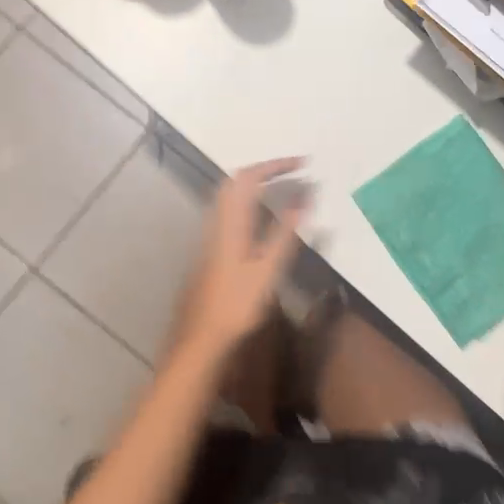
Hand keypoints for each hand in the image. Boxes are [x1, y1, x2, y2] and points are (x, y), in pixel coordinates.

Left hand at [172, 157, 308, 363]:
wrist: (200, 339)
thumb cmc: (236, 305)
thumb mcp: (267, 270)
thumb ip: (284, 234)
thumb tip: (303, 201)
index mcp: (231, 223)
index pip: (251, 178)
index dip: (276, 165)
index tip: (303, 164)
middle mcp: (217, 222)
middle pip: (235, 181)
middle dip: (264, 170)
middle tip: (291, 171)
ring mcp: (210, 236)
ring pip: (229, 196)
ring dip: (255, 185)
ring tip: (281, 188)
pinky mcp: (209, 250)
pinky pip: (229, 211)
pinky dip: (248, 202)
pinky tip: (261, 220)